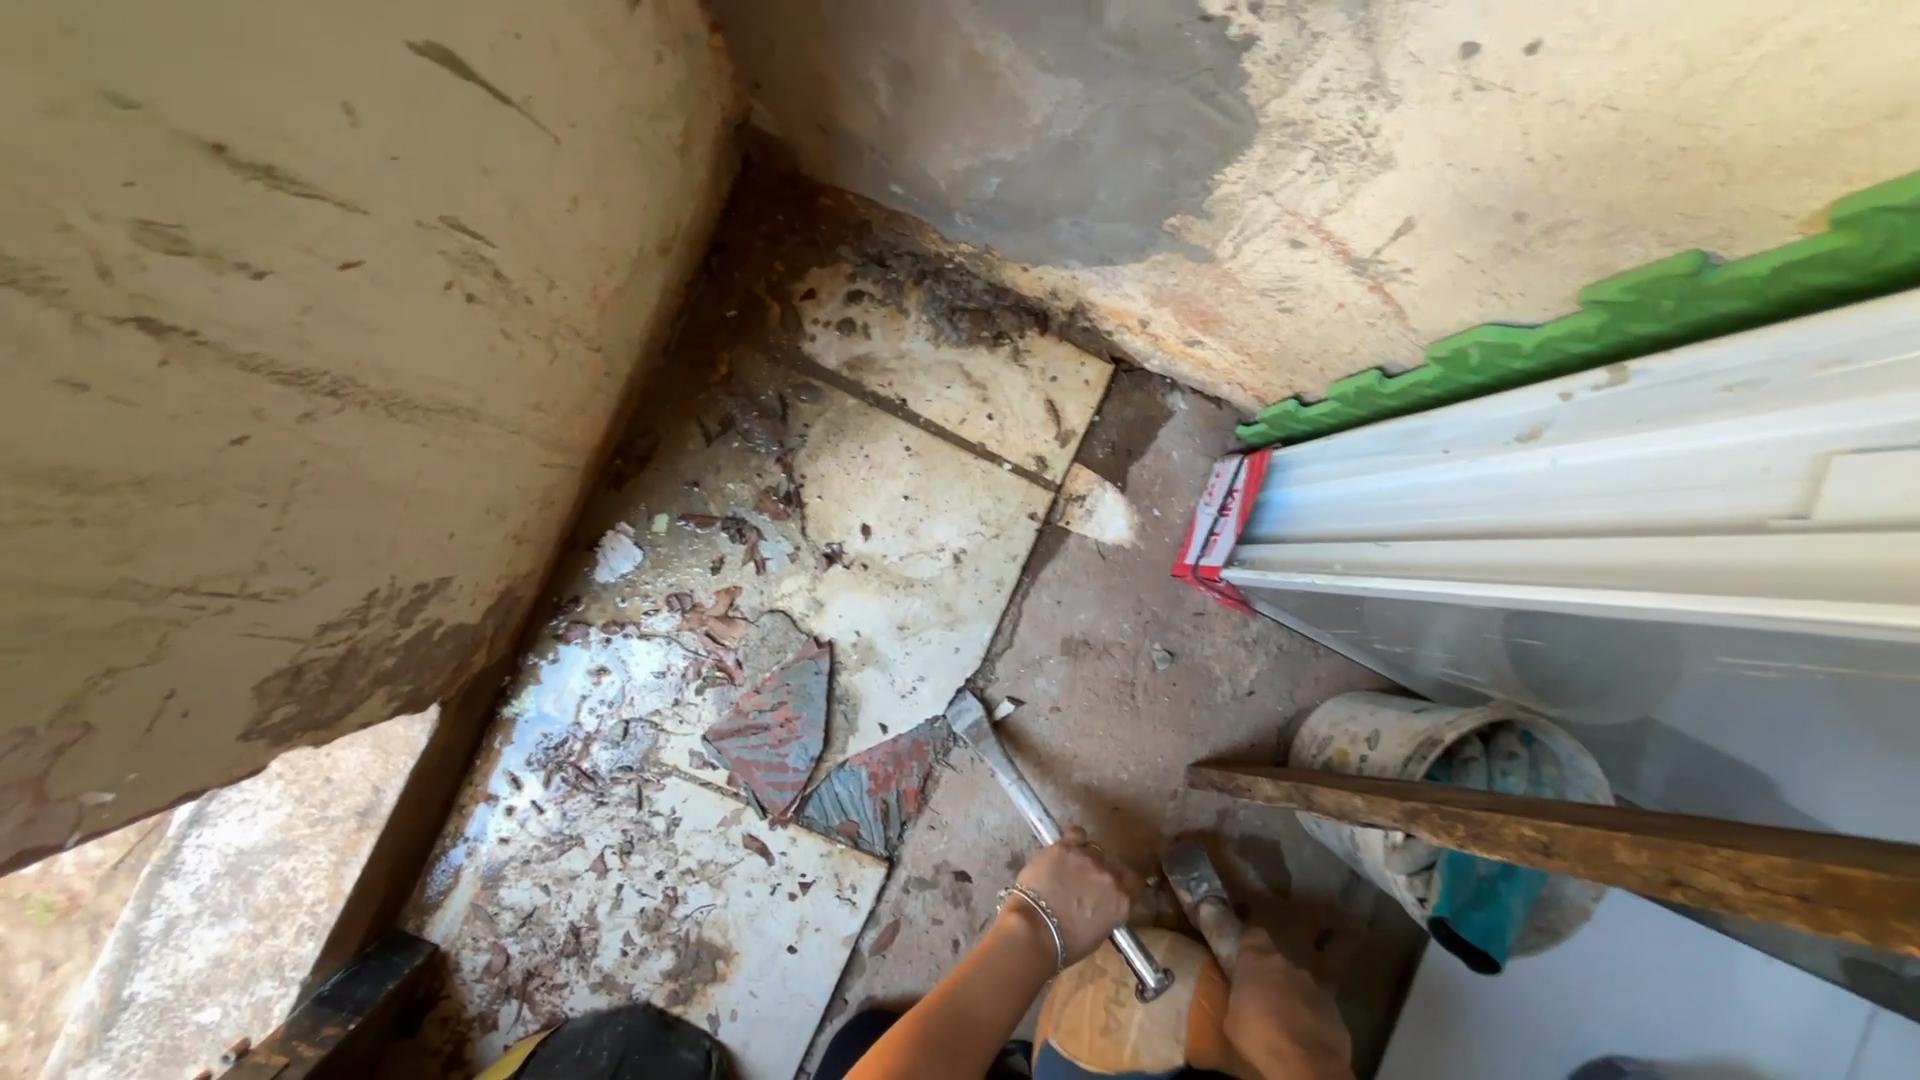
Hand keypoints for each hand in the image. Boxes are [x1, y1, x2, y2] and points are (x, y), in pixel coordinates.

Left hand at [1007, 826, 1140, 963]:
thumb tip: (1103, 902)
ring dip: (1084, 859)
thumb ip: (1107, 911)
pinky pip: (1077, 833)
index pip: (1133, 882)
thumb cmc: (1066, 943)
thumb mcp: (1098, 933)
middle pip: (1111, 865)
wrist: (1034, 929)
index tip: (1110, 890)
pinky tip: (1064, 851)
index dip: (1122, 884)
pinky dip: (1073, 841)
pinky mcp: (1065, 846)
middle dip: (1100, 874)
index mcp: (1122, 900)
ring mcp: (1088, 857)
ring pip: (1093, 849)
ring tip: (1068, 870)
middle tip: (1083, 885)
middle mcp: (1110, 875)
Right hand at [1225, 928, 1353, 1079]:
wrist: (1305, 1063)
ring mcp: (1314, 986)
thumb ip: (1240, 1000)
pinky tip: (1306, 1039)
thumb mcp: (1232, 1018)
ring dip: (1293, 999)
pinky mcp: (1334, 1009)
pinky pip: (1317, 1008)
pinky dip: (1312, 1018)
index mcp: (1257, 961)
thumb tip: (1245, 1002)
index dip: (1250, 946)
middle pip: (1278, 964)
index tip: (1245, 961)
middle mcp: (1287, 966)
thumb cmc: (1258, 1036)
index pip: (1254, 936)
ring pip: (1299, 986)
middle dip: (1272, 979)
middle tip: (1263, 1002)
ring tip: (1287, 1025)